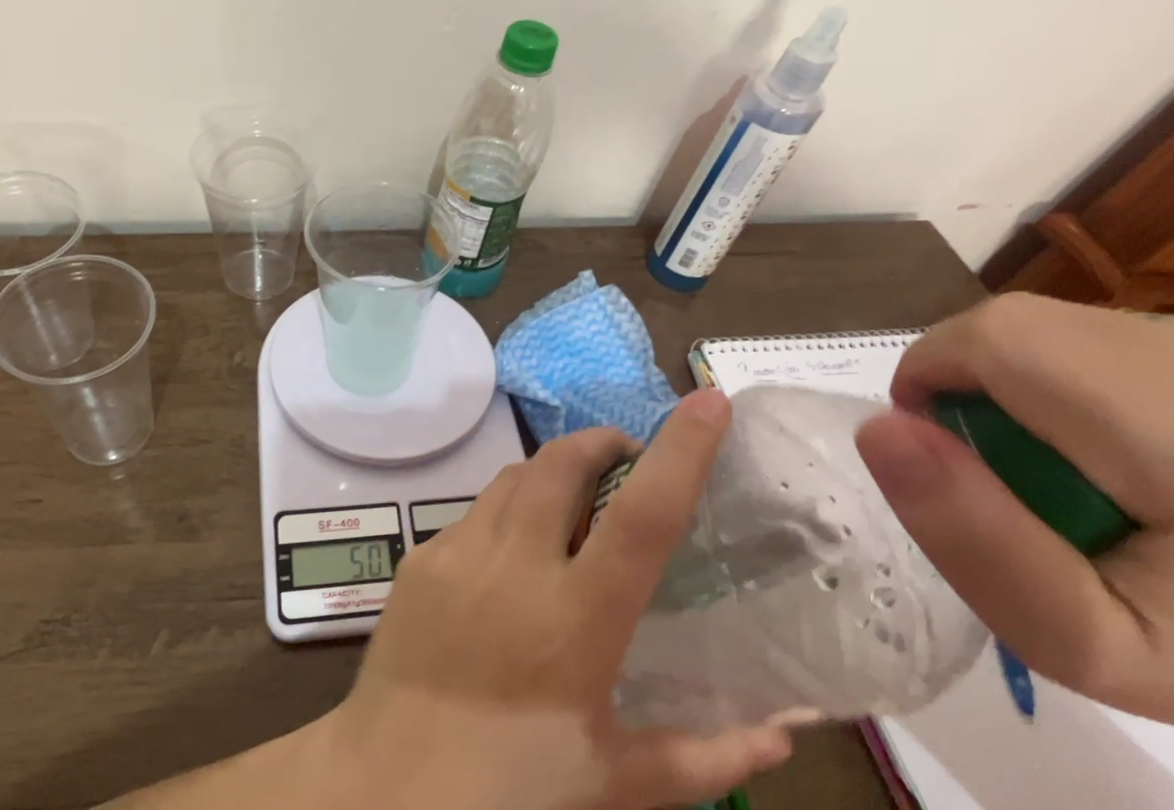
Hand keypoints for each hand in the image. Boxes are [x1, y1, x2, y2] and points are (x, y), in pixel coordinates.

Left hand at [320, 390, 797, 809]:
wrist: (390, 786)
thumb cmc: (512, 786)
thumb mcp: (617, 781)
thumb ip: (706, 757)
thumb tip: (784, 738)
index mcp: (578, 617)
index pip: (642, 515)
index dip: (681, 452)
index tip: (709, 401)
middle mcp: (516, 567)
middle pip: (563, 463)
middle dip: (602, 442)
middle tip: (626, 459)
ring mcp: (458, 554)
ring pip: (514, 477)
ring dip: (552, 474)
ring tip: (571, 504)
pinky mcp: (418, 560)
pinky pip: (473, 513)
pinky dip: (505, 514)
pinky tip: (510, 559)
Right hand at [855, 294, 1173, 802]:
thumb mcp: (1086, 644)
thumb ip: (977, 541)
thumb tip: (882, 428)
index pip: (1004, 337)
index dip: (933, 373)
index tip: (936, 448)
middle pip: (1038, 325)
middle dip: (983, 387)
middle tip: (1012, 478)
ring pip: (1084, 327)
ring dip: (1042, 387)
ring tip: (1087, 475)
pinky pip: (1139, 337)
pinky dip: (1101, 387)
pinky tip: (1148, 457)